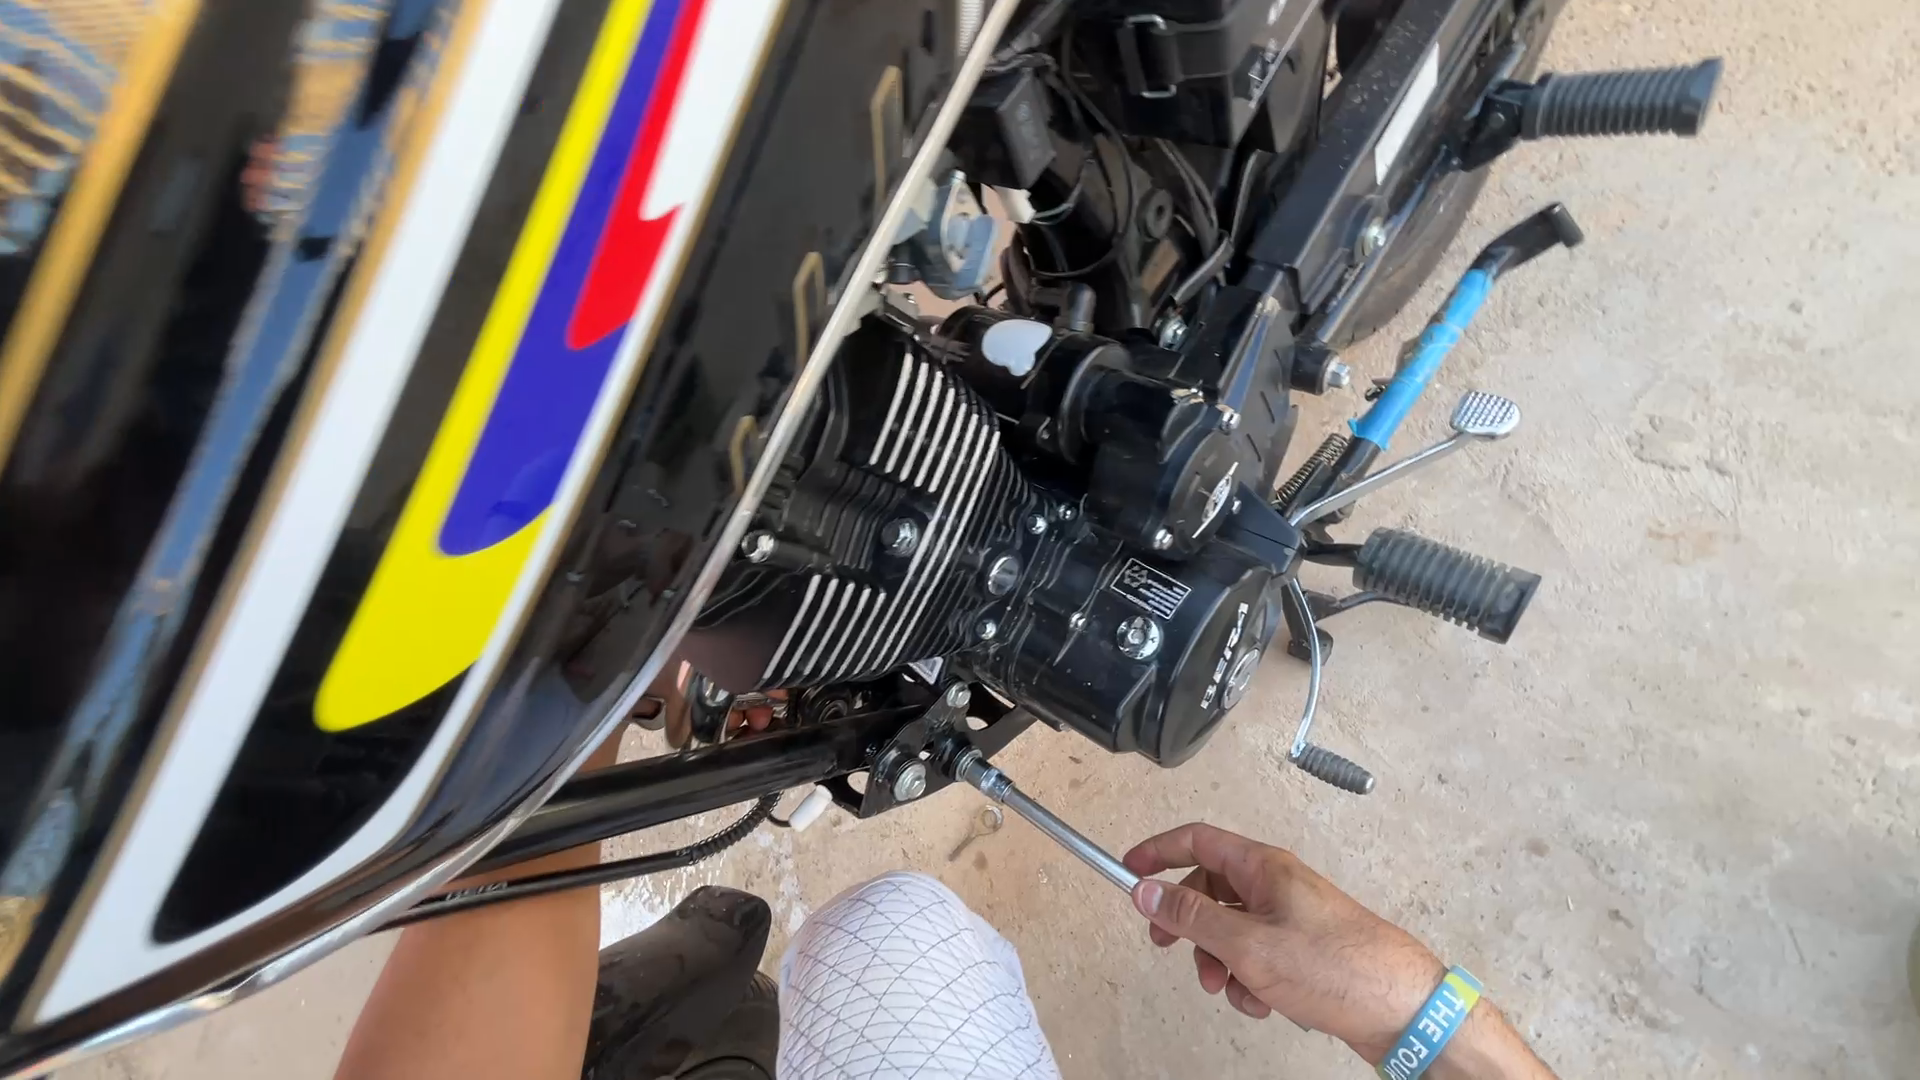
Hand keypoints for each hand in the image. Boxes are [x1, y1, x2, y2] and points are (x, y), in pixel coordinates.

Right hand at [1123, 823, 1445, 1062]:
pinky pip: (1257, 952)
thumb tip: (1143, 891)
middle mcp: (1273, 883)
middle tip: (1164, 946)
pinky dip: (1248, 976)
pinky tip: (1259, 1003)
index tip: (1129, 870)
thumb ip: (1190, 917)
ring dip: (1217, 958)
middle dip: (1186, 921)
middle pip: (1210, 887)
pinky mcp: (1305, 949)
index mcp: (1260, 865)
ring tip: (1225, 989)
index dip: (1158, 851)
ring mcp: (1291, 916)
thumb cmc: (1328, 966)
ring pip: (1232, 926)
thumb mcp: (1246, 944)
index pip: (1196, 840)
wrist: (1406, 1011)